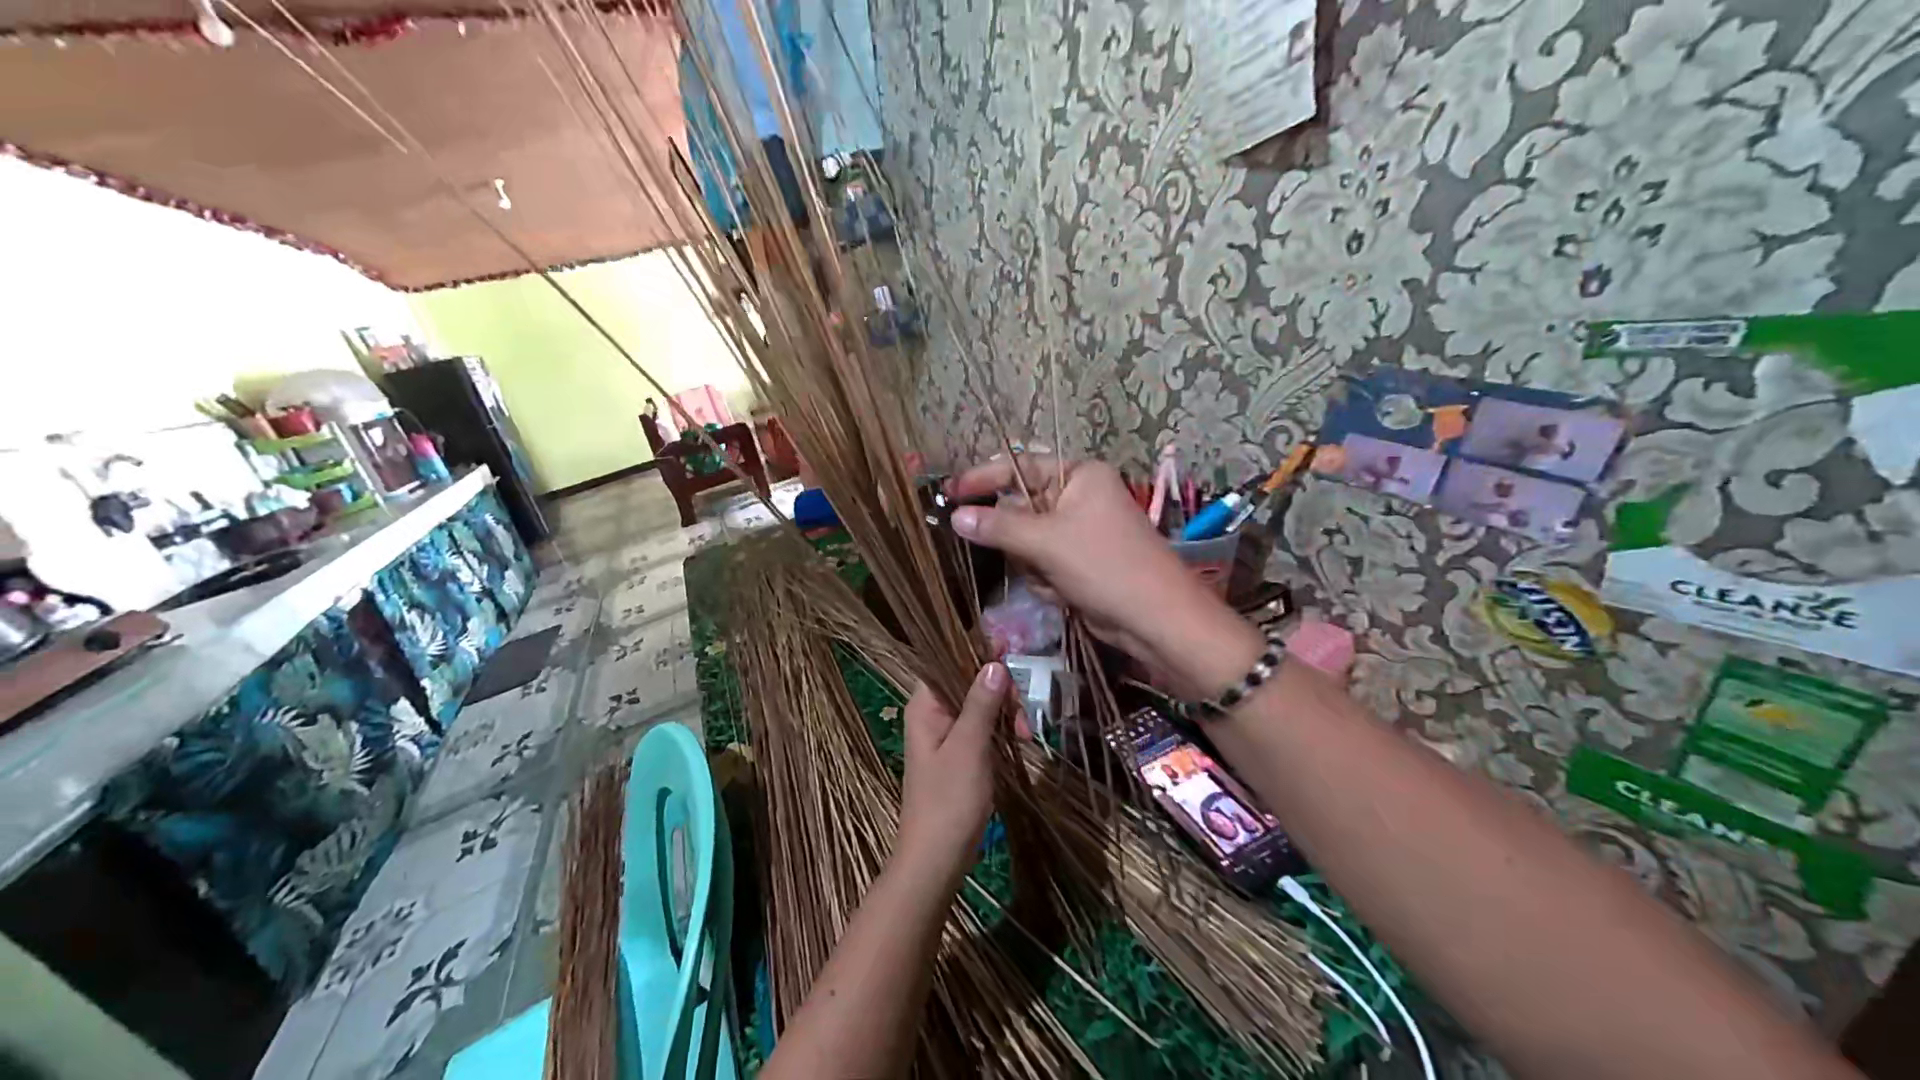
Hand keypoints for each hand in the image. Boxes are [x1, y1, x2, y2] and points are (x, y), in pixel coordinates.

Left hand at [896, 663, 1009, 876]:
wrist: (937, 859)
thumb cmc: (949, 800)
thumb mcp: (969, 747)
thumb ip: (981, 703)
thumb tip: (994, 663)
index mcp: (925, 706)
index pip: (947, 660)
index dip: (976, 650)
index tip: (1010, 647)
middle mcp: (933, 714)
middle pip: (968, 681)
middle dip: (1000, 689)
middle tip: (1022, 712)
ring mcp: (947, 735)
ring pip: (980, 705)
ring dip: (1005, 711)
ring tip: (1025, 734)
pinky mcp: (961, 755)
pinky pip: (983, 728)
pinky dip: (1002, 730)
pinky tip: (1020, 740)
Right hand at [947, 456, 1262, 695]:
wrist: (1155, 620)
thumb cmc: (1105, 566)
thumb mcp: (1046, 542)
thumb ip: (997, 526)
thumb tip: (955, 515)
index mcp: (1079, 476)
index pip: (1019, 467)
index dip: (983, 479)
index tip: (948, 492)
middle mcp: (1080, 497)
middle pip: (1021, 509)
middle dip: (1018, 540)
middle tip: (1024, 555)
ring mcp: (1080, 532)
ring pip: (1026, 542)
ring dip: (1033, 565)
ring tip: (1055, 578)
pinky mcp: (1079, 562)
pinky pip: (1041, 564)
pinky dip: (1046, 580)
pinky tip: (1064, 593)